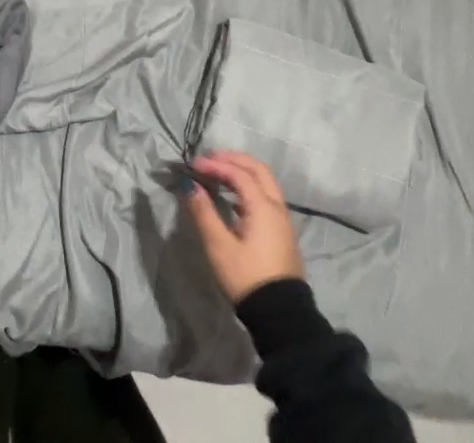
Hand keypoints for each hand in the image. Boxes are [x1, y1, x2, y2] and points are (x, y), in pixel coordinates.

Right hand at [183, 151, 305, 304]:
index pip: (238, 174)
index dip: (215, 165)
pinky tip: (233, 198)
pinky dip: (249, 186)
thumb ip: (204, 212)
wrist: (280, 313)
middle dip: (233, 160)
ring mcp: (283, 219)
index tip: (193, 164)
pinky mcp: (282, 231)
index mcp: (263, 206)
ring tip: (218, 174)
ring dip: (242, 172)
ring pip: (265, 182)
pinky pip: (266, 196)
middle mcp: (277, 206)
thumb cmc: (246, 276)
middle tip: (209, 159)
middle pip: (258, 170)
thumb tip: (190, 185)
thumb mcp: (219, 246)